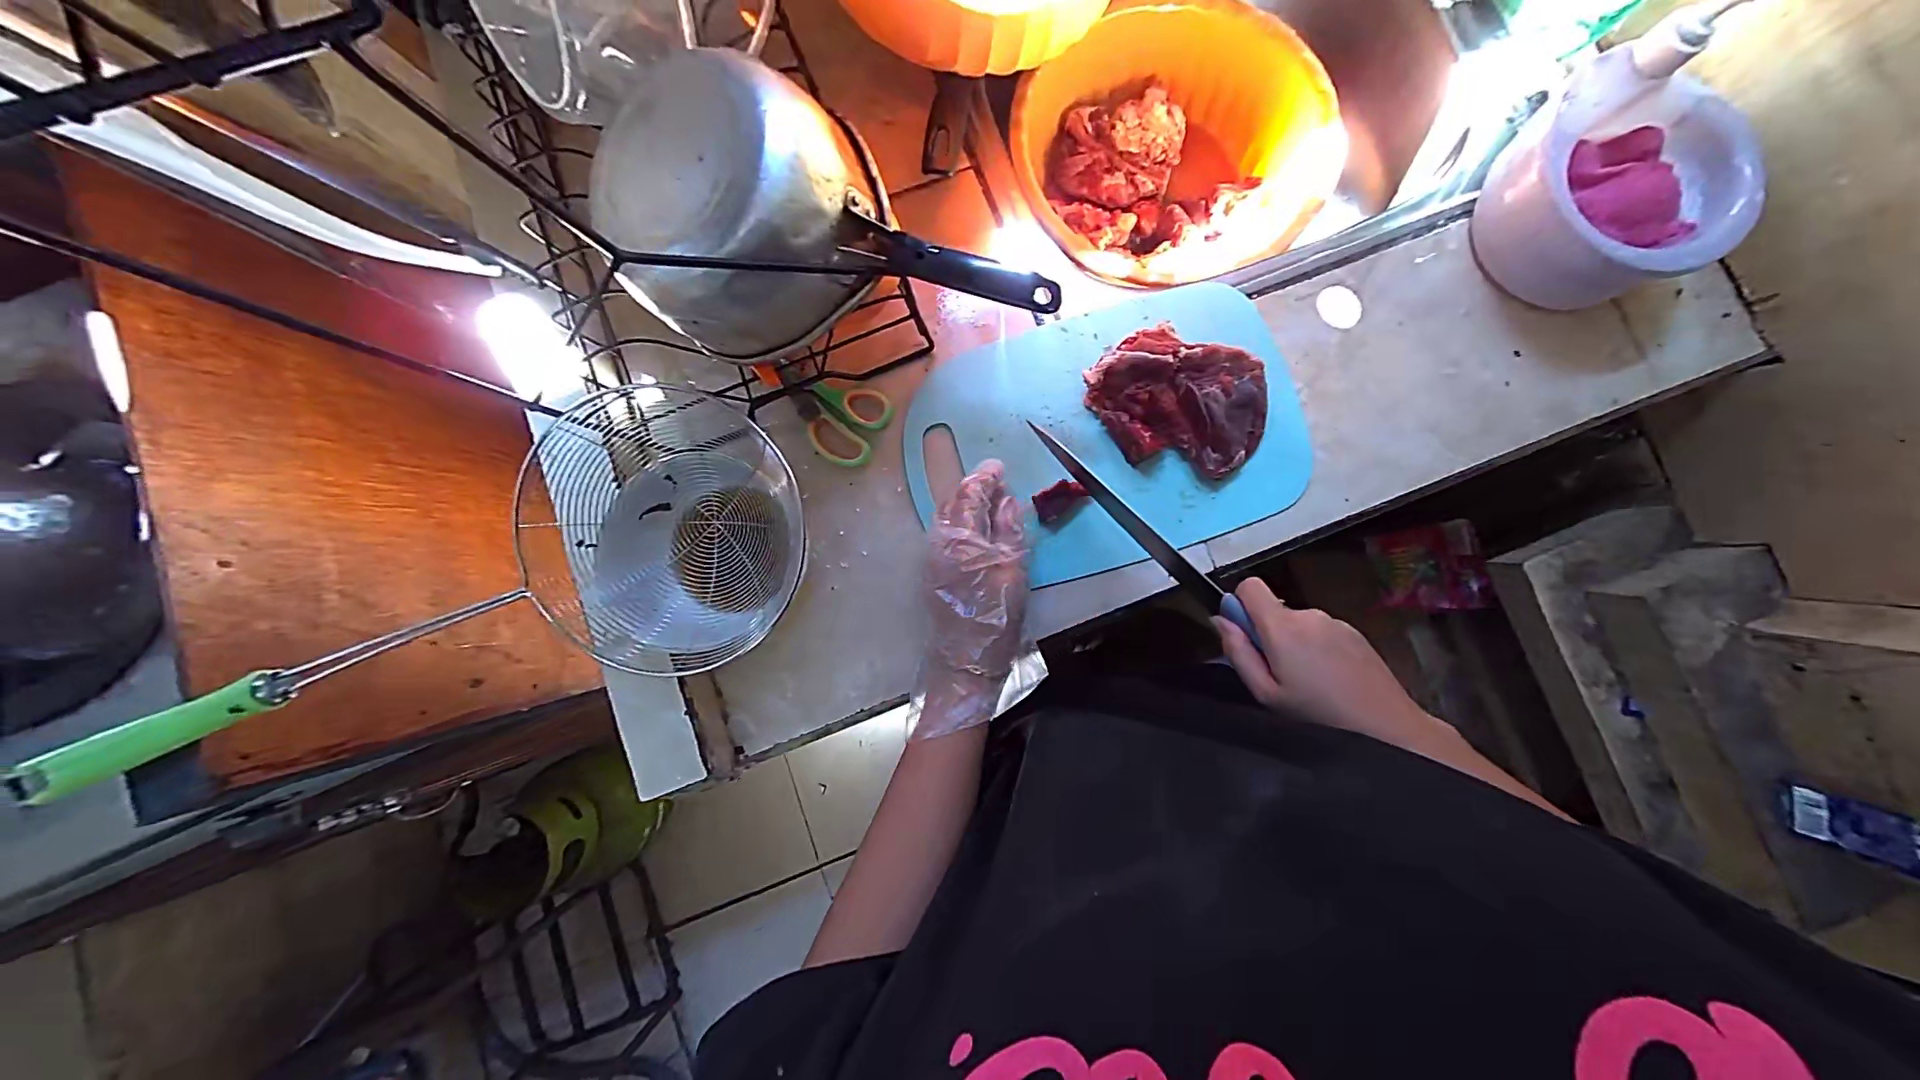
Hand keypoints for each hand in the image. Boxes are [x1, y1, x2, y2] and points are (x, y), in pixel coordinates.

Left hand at [915, 460, 1028, 739]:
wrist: (966, 659)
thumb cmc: (995, 616)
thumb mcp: (1014, 571)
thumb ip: (1009, 532)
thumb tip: (1008, 501)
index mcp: (960, 539)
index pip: (968, 495)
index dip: (984, 478)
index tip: (998, 467)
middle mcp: (939, 543)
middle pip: (952, 502)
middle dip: (973, 487)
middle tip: (995, 479)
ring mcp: (933, 557)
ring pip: (947, 518)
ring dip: (965, 503)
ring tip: (989, 499)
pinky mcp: (934, 572)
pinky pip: (946, 535)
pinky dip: (961, 522)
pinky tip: (976, 526)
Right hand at [1213, 578, 1440, 742]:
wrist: (1388, 727)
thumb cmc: (1318, 714)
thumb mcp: (1265, 693)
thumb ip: (1238, 652)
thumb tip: (1220, 621)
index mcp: (1283, 627)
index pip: (1249, 586)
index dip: (1240, 606)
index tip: (1244, 635)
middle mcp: (1309, 614)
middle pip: (1273, 610)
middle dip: (1268, 635)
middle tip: (1279, 674)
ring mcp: (1335, 622)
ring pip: (1297, 623)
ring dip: (1294, 644)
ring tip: (1308, 681)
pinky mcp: (1354, 633)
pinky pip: (1320, 631)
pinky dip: (1316, 648)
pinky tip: (1330, 679)